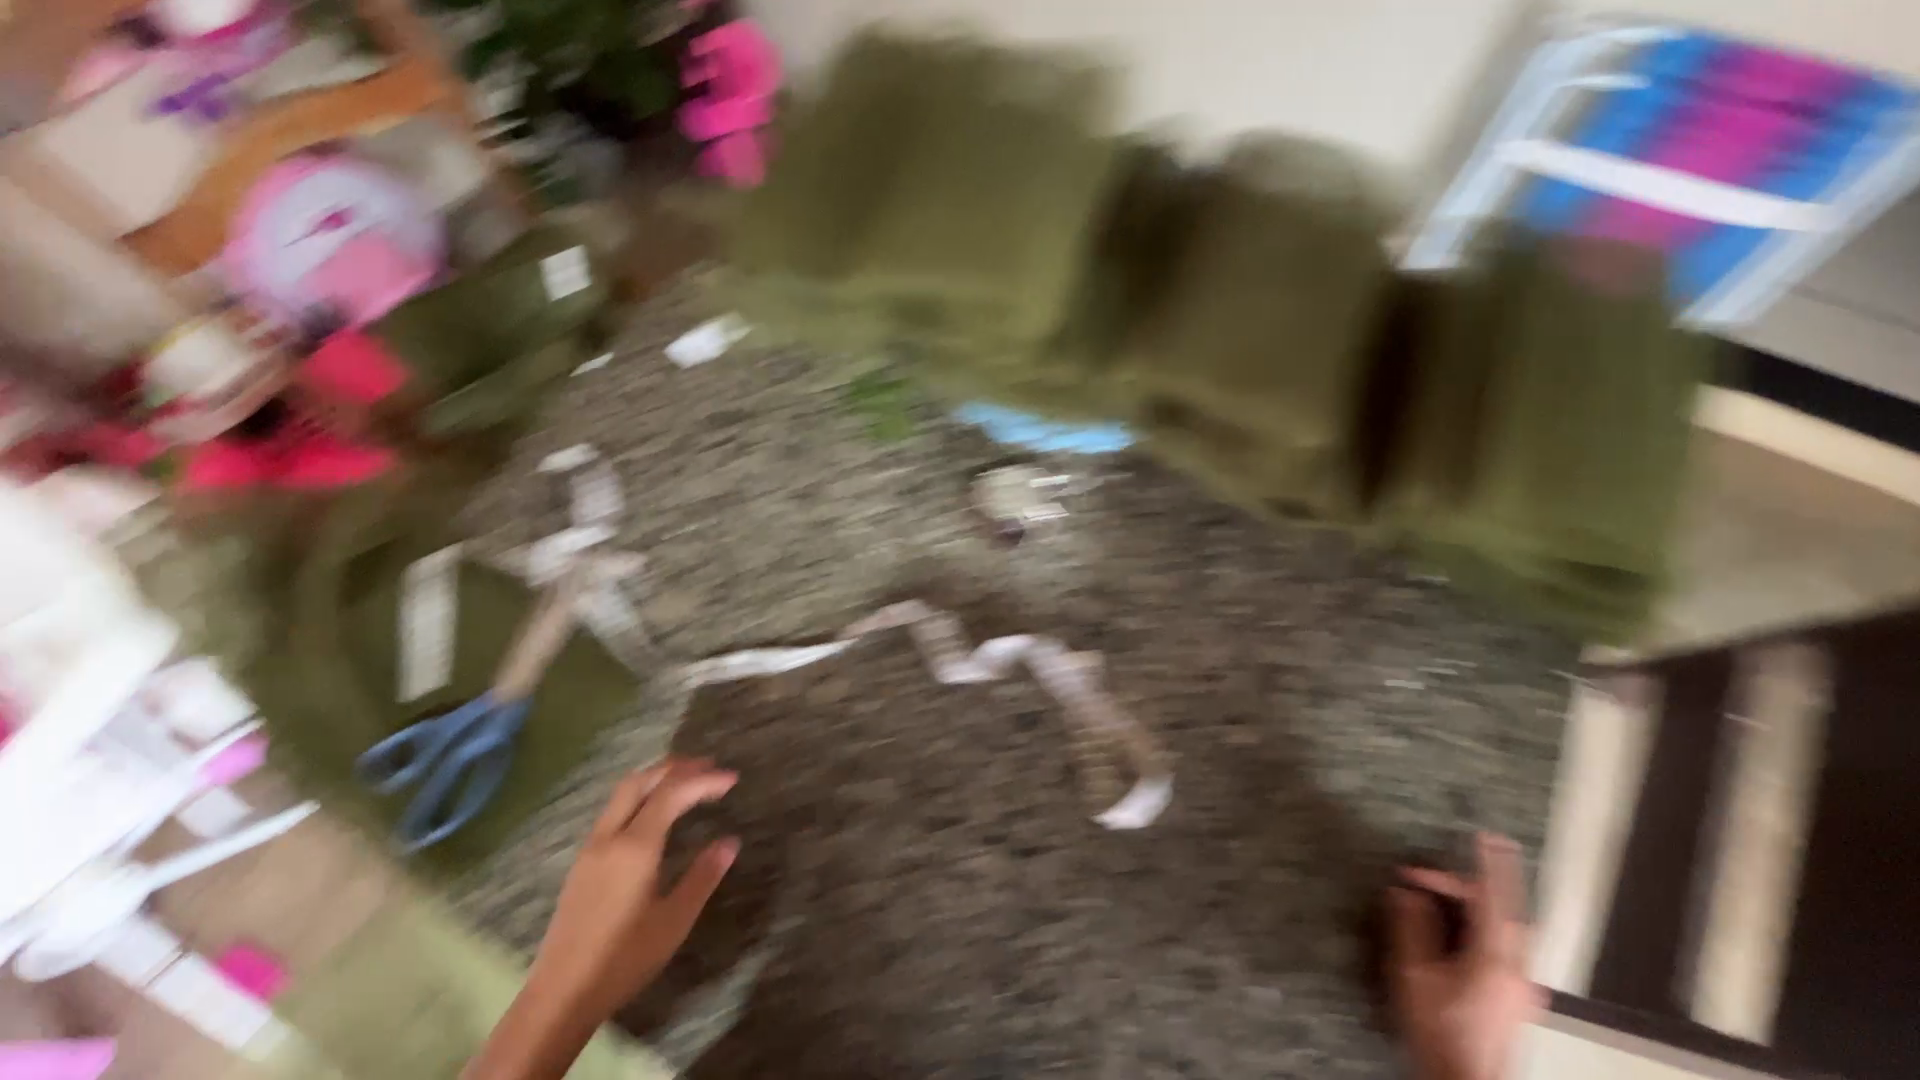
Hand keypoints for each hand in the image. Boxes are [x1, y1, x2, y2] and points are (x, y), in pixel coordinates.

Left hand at [528, 757, 739, 1016]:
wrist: (562, 992)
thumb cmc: (624, 958)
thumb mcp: (674, 920)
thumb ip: (703, 876)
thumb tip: (729, 842)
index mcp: (635, 847)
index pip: (672, 793)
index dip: (704, 780)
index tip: (732, 779)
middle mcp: (609, 837)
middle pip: (640, 781)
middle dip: (675, 767)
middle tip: (708, 766)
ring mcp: (591, 848)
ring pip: (622, 794)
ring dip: (655, 779)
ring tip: (686, 782)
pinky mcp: (583, 863)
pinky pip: (614, 811)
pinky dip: (640, 797)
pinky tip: (655, 815)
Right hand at [1389, 832, 1544, 1079]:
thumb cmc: (1436, 1027)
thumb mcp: (1414, 974)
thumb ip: (1412, 927)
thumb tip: (1407, 891)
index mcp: (1494, 955)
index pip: (1494, 896)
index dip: (1490, 863)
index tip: (1486, 836)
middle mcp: (1518, 967)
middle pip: (1502, 911)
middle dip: (1466, 886)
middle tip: (1423, 879)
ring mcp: (1524, 987)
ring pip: (1507, 931)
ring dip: (1477, 908)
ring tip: (1443, 898)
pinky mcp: (1520, 1000)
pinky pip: (1506, 948)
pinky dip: (1484, 928)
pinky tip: (1460, 935)